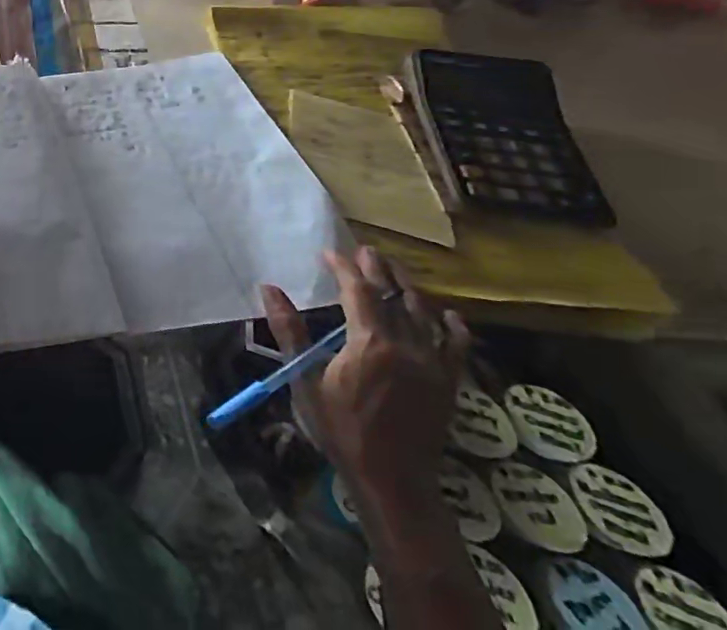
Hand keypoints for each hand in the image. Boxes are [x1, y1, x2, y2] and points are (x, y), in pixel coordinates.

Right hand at [263, 246, 470, 499]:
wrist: (391, 475)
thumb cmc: (338, 426)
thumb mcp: (304, 377)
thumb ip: (291, 330)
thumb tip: (269, 289)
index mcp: (371, 344)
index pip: (359, 292)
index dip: (343, 269)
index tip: (328, 253)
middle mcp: (409, 347)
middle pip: (395, 297)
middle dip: (378, 271)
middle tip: (364, 250)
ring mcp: (435, 365)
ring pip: (426, 315)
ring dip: (408, 289)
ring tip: (394, 271)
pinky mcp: (449, 383)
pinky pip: (457, 347)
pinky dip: (451, 326)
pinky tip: (446, 315)